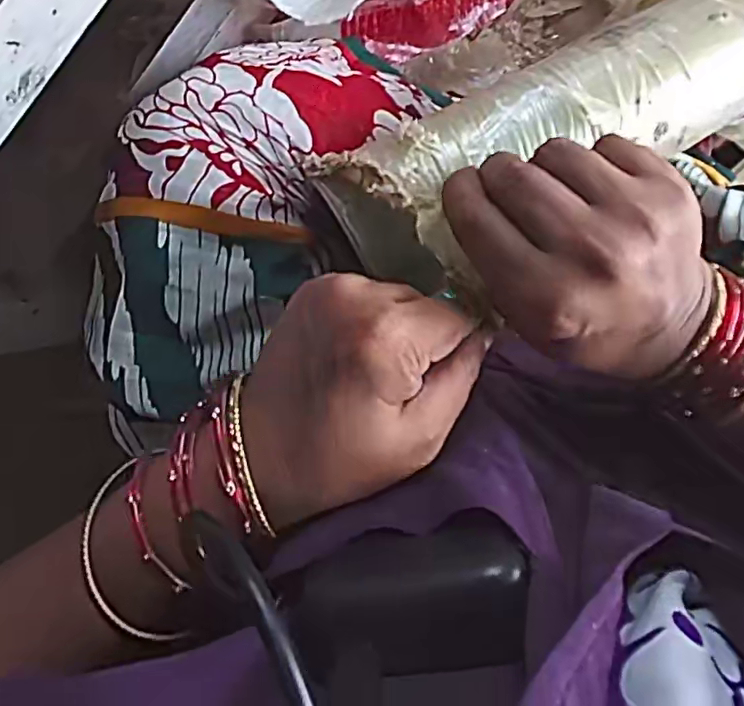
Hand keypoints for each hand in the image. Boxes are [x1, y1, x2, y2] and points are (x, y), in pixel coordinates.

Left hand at [238, 274, 490, 529]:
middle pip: (429, 301)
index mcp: (388, 332)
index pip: (460, 316)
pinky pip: (372, 292)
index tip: (430, 380)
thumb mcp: (421, 439)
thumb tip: (486, 332)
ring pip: (402, 294)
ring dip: (399, 324)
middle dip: (426, 335)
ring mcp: (333, 283)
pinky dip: (372, 316)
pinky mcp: (316, 284)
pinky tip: (354, 347)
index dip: (456, 349)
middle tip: (397, 379)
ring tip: (372, 364)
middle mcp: (360, 292)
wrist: (257, 454)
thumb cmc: (341, 461)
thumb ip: (463, 376)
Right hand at [441, 136, 714, 380]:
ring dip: (546, 166)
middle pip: (513, 175)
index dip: (461, 193)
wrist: (680, 329)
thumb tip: (467, 198)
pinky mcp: (667, 186)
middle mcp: (591, 252)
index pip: (477, 218)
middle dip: (499, 175)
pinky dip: (594, 161)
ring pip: (555, 150)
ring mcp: (635, 214)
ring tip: (559, 190)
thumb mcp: (528, 325)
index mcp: (548, 297)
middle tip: (508, 187)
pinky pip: (604, 143)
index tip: (465, 188)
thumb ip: (490, 266)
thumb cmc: (594, 330)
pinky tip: (601, 189)